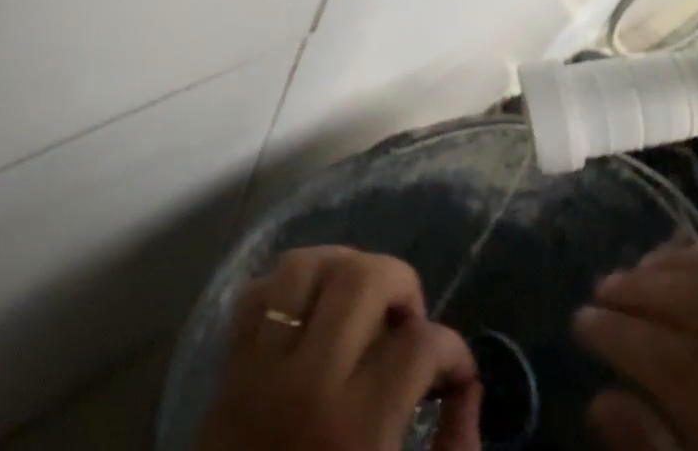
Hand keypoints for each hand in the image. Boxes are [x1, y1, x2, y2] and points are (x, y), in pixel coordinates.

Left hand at [195, 246, 482, 450]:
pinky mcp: (229, 366)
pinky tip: (313, 310)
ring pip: (302, 266)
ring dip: (344, 267)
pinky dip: (288, 286)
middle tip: (408, 321)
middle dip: (401, 282)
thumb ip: (453, 450)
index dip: (455, 350)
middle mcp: (308, 381)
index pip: (420, 344)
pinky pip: (256, 292)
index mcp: (357, 426)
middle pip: (361, 279)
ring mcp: (260, 366)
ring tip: (362, 301)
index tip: (456, 373)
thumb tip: (469, 389)